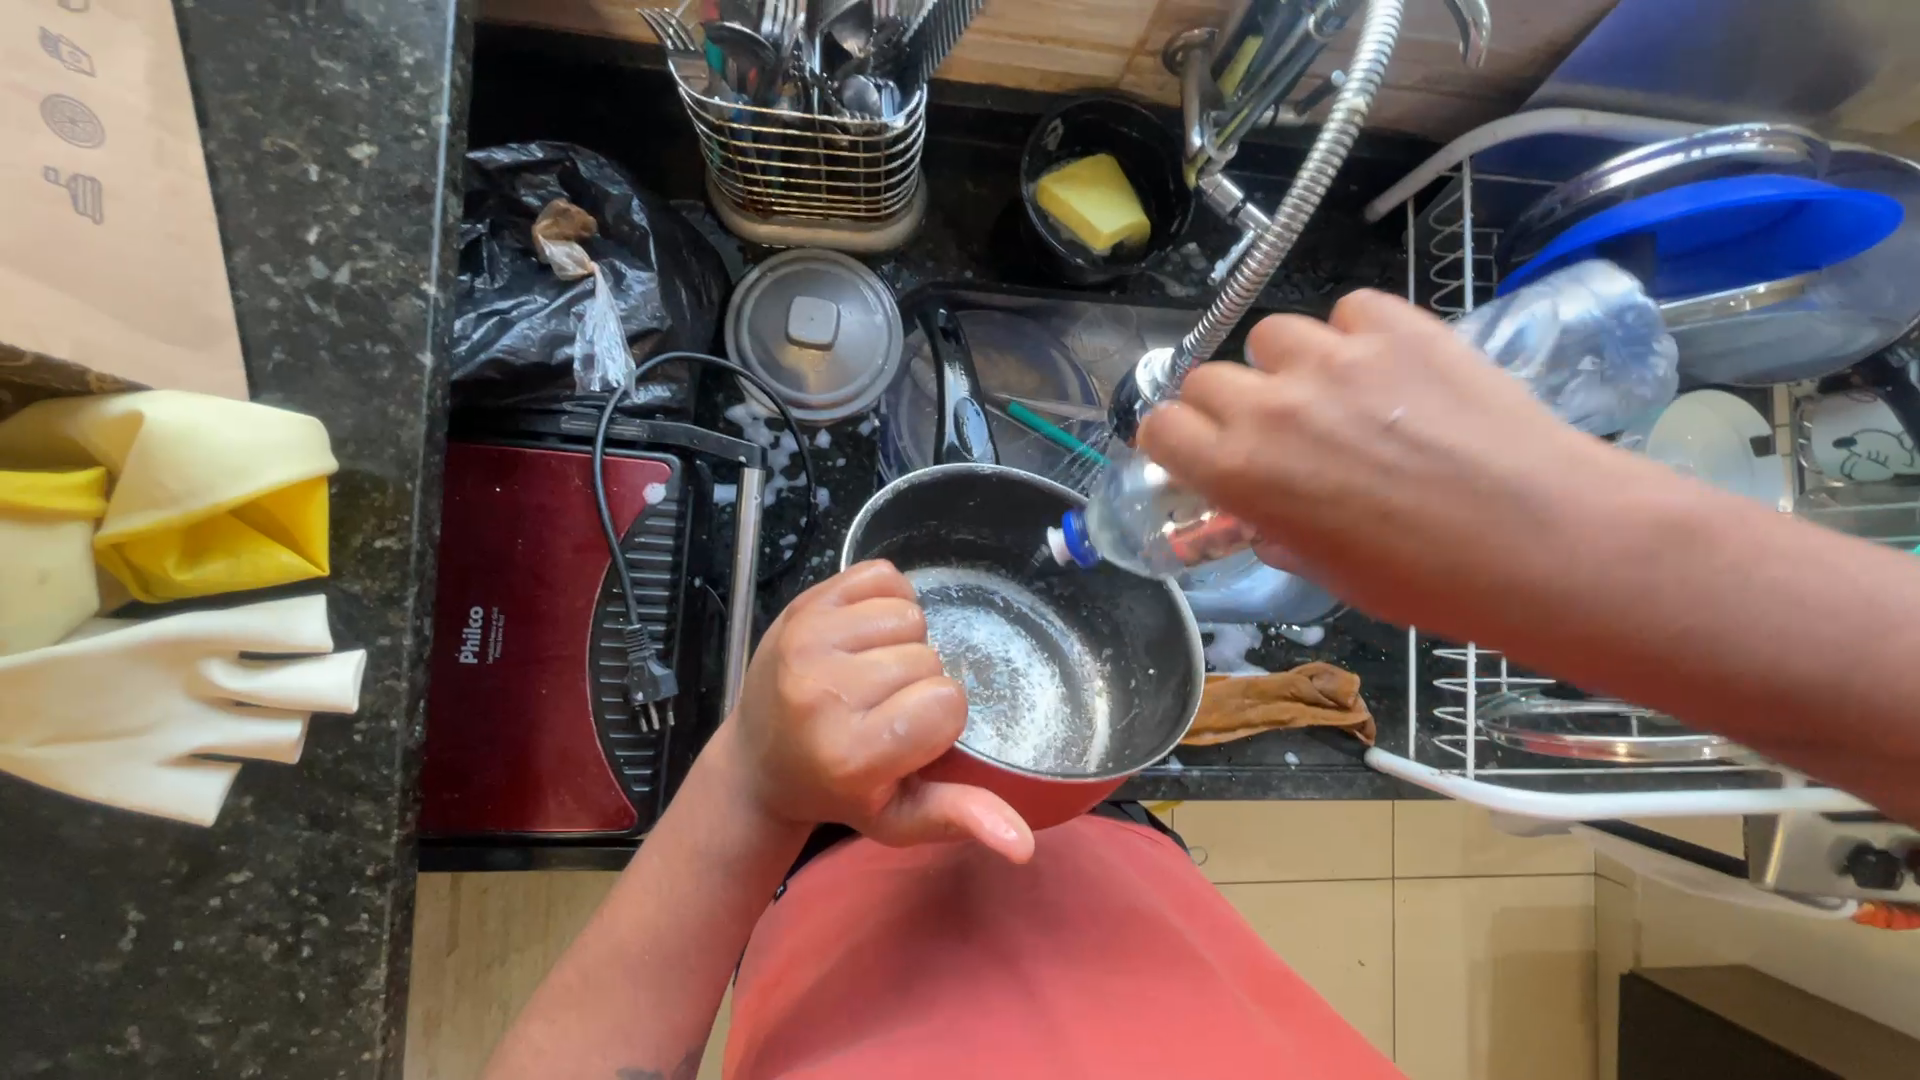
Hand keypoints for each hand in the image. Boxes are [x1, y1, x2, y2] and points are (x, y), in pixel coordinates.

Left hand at [720, 560, 1034, 862]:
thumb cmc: (835, 790)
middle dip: (921, 680)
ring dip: (906, 640)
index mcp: (851, 753)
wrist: (758, 759)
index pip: (946, 704)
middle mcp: (822, 692)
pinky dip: (888, 599)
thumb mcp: (896, 818)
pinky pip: (883, 576)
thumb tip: (1024, 844)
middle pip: (928, 657)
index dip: (942, 717)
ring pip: (910, 614)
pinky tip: (868, 634)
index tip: (914, 733)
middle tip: (889, 704)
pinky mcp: (801, 604)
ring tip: (877, 669)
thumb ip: (959, 817)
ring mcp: (807, 640)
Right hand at [1138, 289, 1641, 635]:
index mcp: (1238, 471)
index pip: (1160, 427)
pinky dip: (1354, 337)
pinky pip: (1347, 313)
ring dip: (1287, 365)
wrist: (1541, 542)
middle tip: (1267, 429)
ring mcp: (1334, 358)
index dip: (1174, 440)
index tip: (1196, 451)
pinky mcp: (1397, 327)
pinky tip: (1385, 369)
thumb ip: (1270, 525)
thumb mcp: (1319, 568)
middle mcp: (1270, 406)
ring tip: (1332, 392)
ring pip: (1273, 336)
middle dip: (1224, 404)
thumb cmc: (1419, 579)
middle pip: (1204, 378)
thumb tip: (1262, 511)